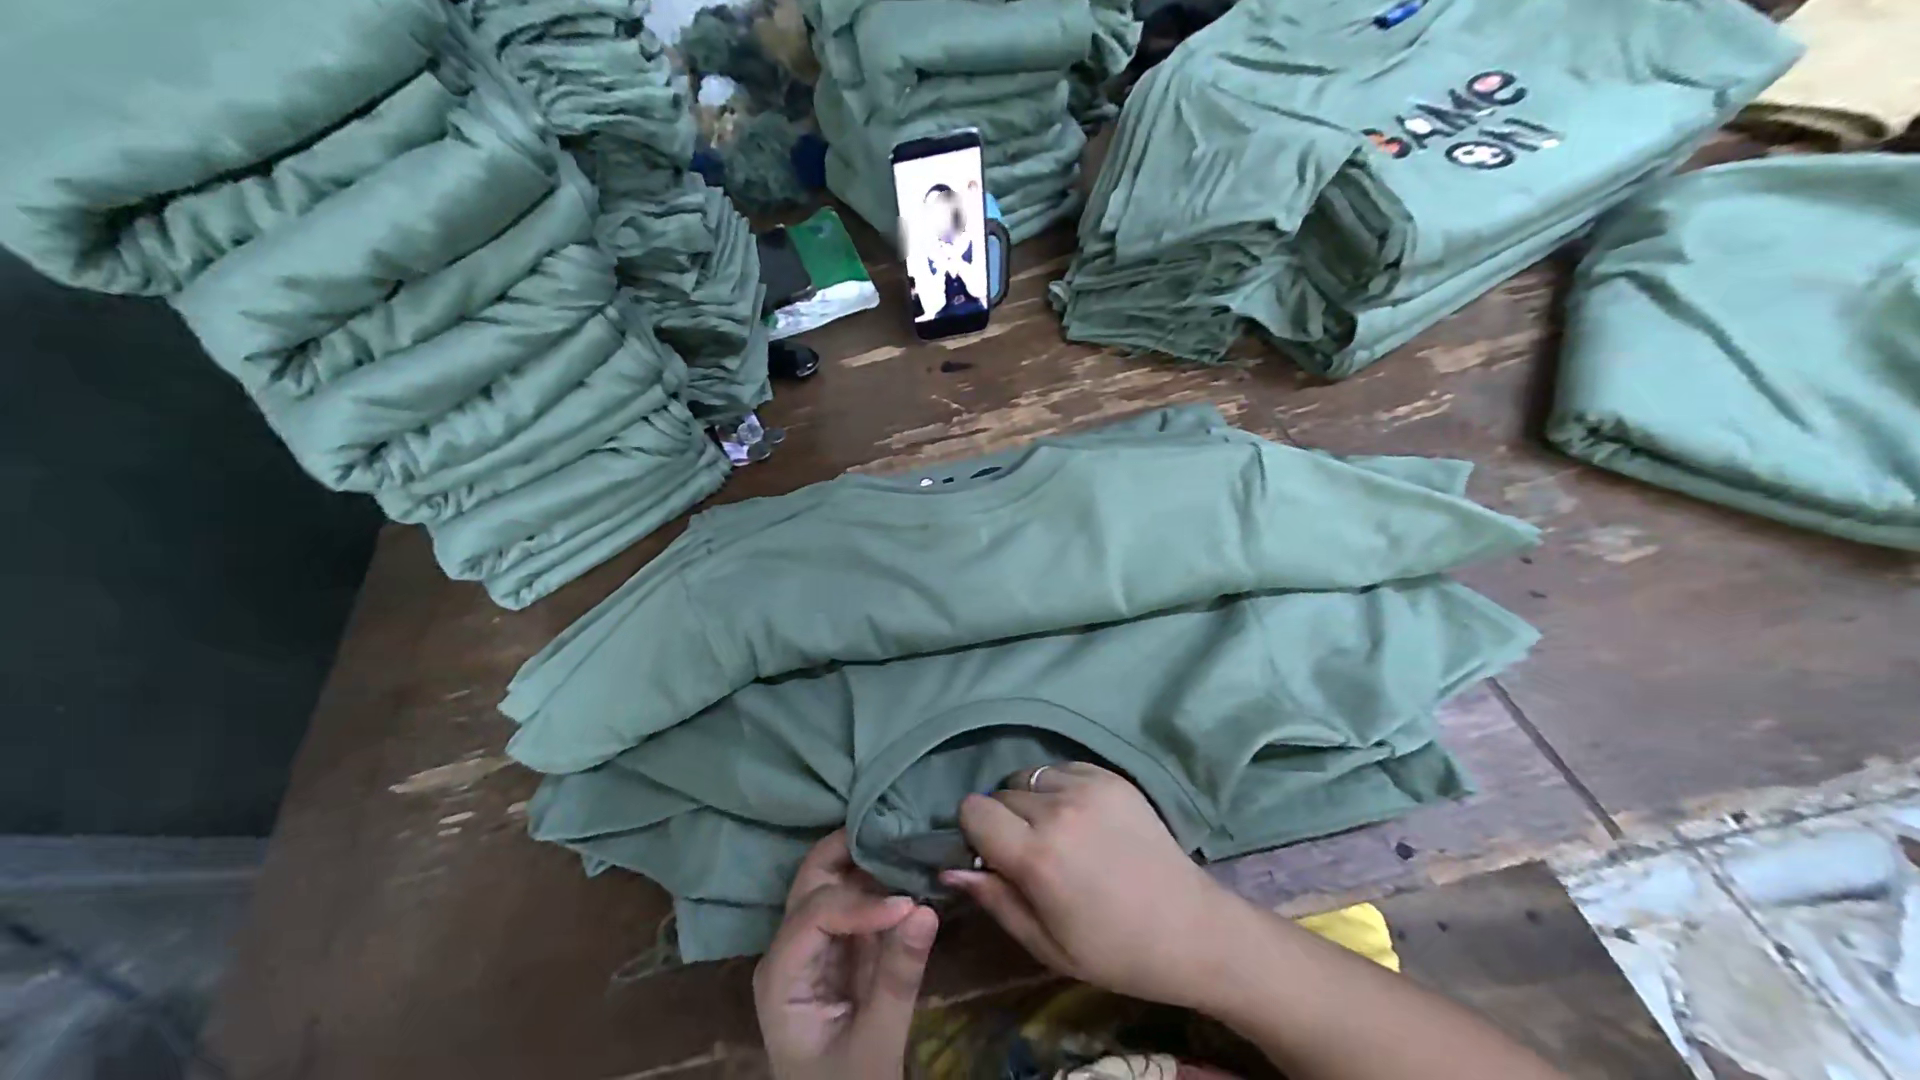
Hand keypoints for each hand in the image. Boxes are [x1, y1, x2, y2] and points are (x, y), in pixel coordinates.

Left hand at [754, 830, 939, 1079]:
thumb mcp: (875, 1044)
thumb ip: (898, 978)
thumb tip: (926, 909)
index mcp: (781, 974)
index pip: (814, 914)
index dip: (859, 902)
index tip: (907, 903)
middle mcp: (792, 947)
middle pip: (814, 878)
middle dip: (853, 848)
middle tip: (899, 829)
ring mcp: (817, 943)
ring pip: (836, 879)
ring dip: (871, 859)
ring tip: (910, 842)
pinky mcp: (843, 946)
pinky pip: (860, 900)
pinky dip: (885, 882)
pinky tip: (912, 869)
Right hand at [940, 762, 1249, 1008]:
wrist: (1191, 928)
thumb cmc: (1114, 951)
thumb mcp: (1046, 945)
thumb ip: (994, 899)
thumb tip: (950, 869)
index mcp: (1037, 856)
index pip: (973, 809)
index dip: (975, 831)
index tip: (991, 853)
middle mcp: (1057, 810)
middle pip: (1000, 794)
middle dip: (1003, 820)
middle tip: (1030, 852)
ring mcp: (1088, 787)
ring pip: (1029, 777)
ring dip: (1030, 801)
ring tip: (1057, 832)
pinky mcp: (1112, 777)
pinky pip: (1062, 768)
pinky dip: (1059, 788)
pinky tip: (1081, 817)